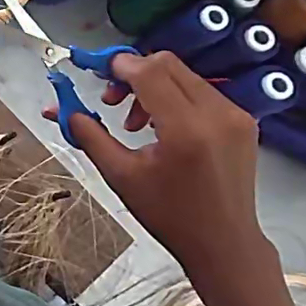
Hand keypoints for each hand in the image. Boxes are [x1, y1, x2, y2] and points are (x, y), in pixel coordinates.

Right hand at [52, 51, 270, 278]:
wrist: (222, 241)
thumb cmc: (167, 214)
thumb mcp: (120, 175)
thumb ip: (90, 136)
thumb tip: (62, 109)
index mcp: (185, 130)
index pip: (149, 73)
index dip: (118, 65)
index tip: (94, 70)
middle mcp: (216, 114)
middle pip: (167, 64)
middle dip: (133, 72)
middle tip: (110, 99)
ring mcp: (235, 115)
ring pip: (184, 75)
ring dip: (152, 85)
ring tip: (135, 122)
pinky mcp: (243, 120)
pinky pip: (201, 91)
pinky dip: (175, 97)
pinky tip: (162, 127)